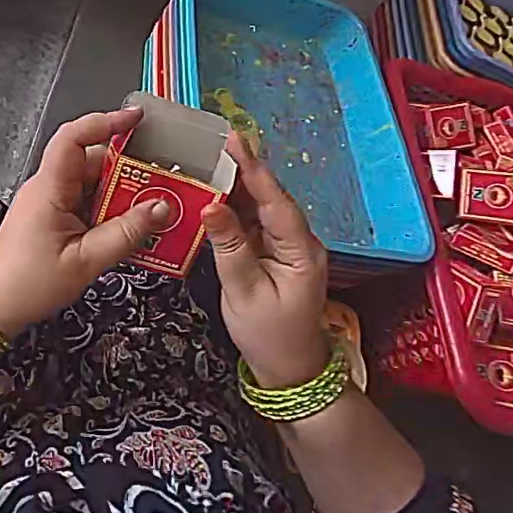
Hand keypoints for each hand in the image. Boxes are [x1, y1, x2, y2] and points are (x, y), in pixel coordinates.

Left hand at [0, 107, 174, 335]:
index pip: (73, 137)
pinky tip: (132, 225)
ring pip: (96, 183)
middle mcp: (50, 187)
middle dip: (130, 169)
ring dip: (123, 193)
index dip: (105, 121)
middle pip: (94, 161)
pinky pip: (90, 201)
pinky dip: (112, 209)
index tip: (136, 118)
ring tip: (152, 208)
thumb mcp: (85, 261)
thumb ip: (126, 233)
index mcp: (49, 188)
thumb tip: (160, 208)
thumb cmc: (26, 283)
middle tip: (162, 182)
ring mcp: (52, 201)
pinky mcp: (56, 216)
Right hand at [202, 132, 331, 387]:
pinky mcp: (275, 251)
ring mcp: (288, 246)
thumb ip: (228, 247)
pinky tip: (216, 193)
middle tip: (217, 142)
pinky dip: (235, 206)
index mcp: (301, 251)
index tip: (235, 142)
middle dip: (245, 169)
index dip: (255, 170)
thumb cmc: (269, 336)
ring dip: (238, 185)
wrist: (289, 370)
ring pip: (261, 207)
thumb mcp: (243, 292)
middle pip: (270, 198)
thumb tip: (210, 207)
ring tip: (211, 160)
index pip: (276, 202)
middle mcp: (299, 241)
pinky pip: (255, 222)